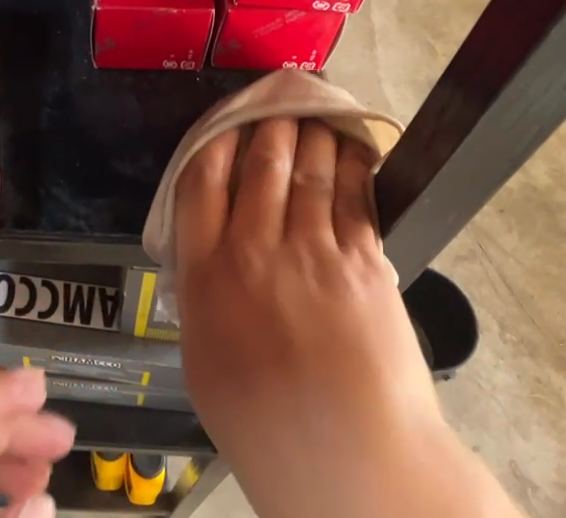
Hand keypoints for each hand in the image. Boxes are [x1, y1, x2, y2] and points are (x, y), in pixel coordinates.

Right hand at [175, 118, 522, 517]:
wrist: (351, 466)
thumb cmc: (268, 427)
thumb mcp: (205, 364)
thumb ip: (203, 297)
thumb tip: (211, 254)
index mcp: (205, 279)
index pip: (201, 182)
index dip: (215, 140)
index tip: (226, 122)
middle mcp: (253, 253)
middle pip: (259, 163)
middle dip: (269, 122)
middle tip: (278, 98)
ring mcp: (312, 255)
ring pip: (308, 169)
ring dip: (312, 132)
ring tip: (315, 110)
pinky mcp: (364, 264)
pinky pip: (354, 196)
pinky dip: (353, 163)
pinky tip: (353, 147)